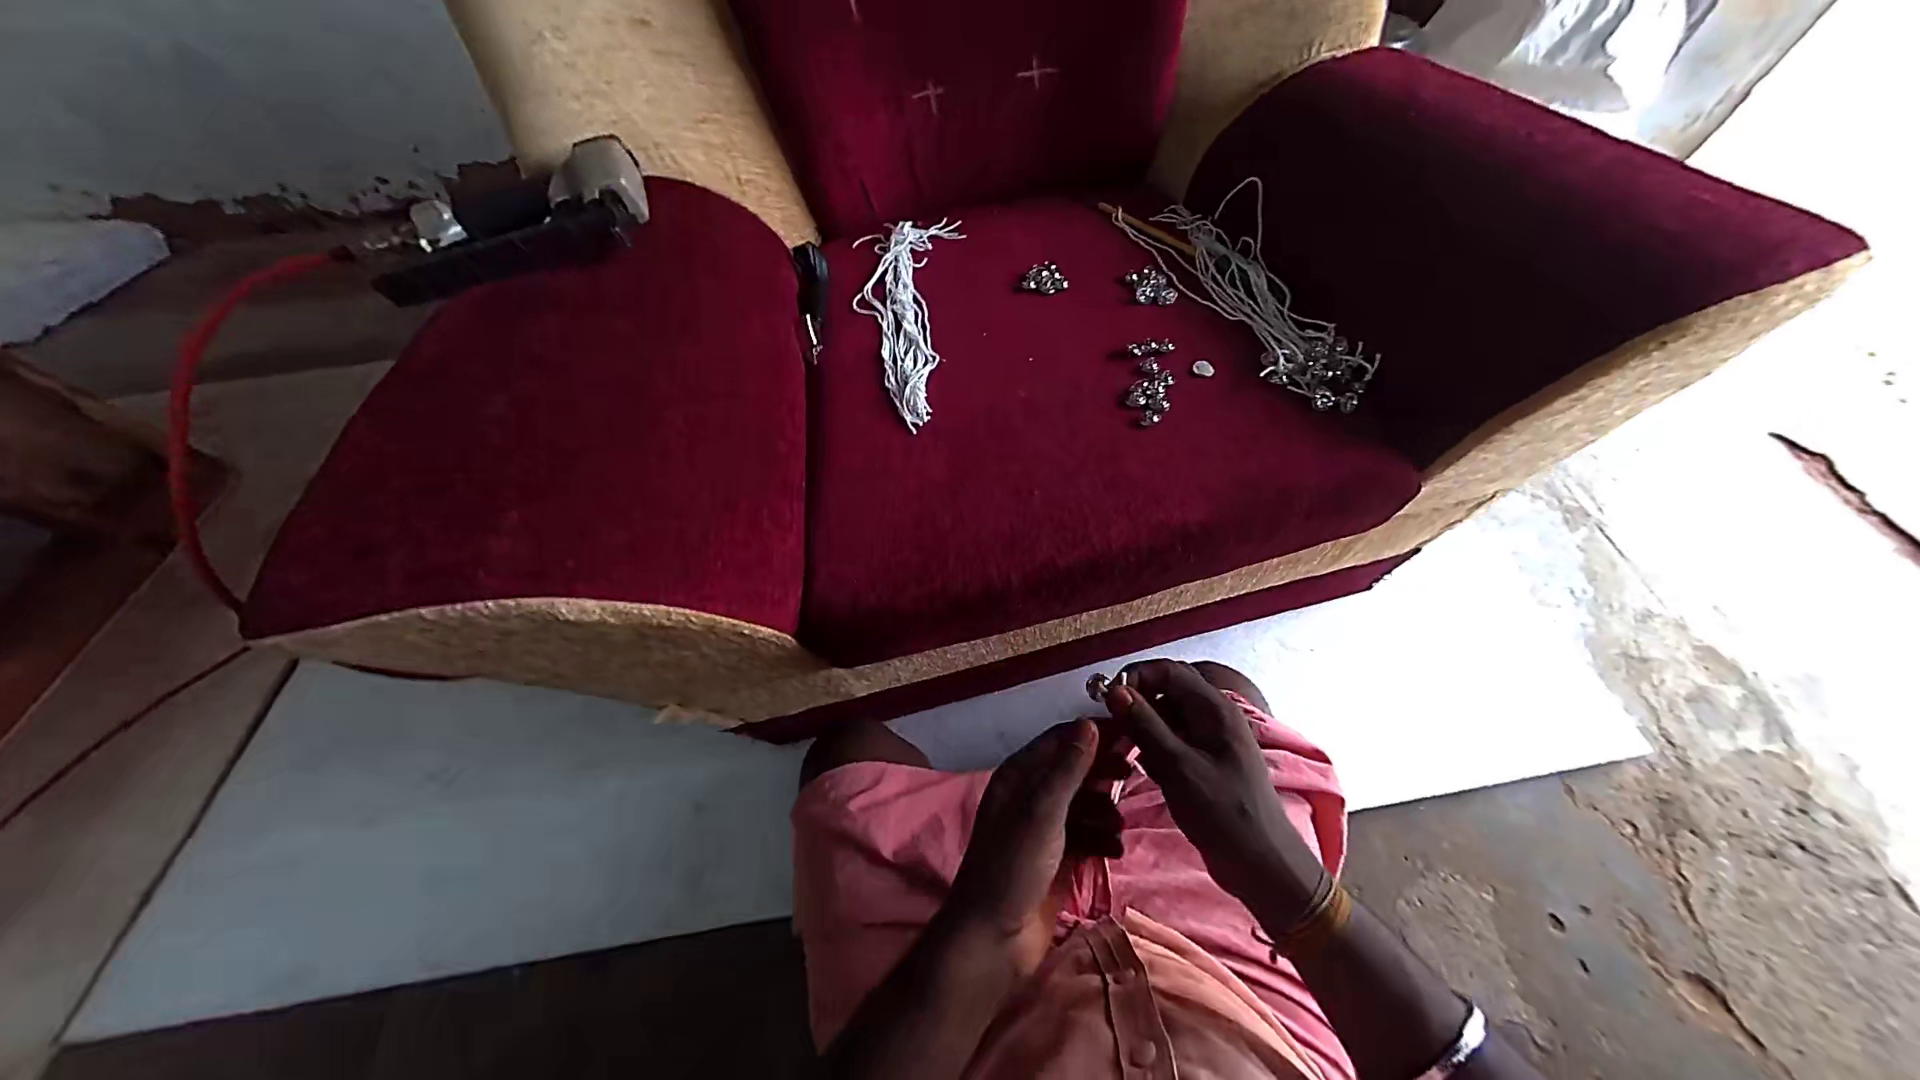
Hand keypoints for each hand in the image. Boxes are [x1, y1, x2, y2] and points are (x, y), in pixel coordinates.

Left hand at [945, 720, 1115, 973]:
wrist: (994, 939)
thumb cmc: (1013, 865)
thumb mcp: (1043, 811)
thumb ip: (1068, 768)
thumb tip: (1089, 723)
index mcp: (1018, 775)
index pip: (1061, 739)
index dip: (1094, 733)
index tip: (1131, 731)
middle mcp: (1029, 795)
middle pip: (1074, 769)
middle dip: (1102, 771)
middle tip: (1132, 772)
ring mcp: (1043, 828)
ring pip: (1083, 803)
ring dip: (1104, 809)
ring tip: (1117, 825)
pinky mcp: (1056, 857)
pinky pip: (1085, 835)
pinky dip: (1101, 838)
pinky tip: (1114, 850)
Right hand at [1103, 660, 1323, 913]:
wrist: (1262, 865)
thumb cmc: (1222, 812)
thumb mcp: (1177, 766)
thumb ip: (1144, 724)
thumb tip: (1114, 690)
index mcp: (1215, 708)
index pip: (1169, 670)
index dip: (1136, 677)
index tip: (1109, 699)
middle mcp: (1214, 716)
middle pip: (1167, 690)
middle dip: (1138, 703)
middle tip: (1114, 726)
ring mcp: (1211, 740)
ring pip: (1167, 716)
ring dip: (1144, 727)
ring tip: (1128, 751)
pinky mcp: (1205, 761)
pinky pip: (1173, 740)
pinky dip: (1155, 747)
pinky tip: (1147, 768)